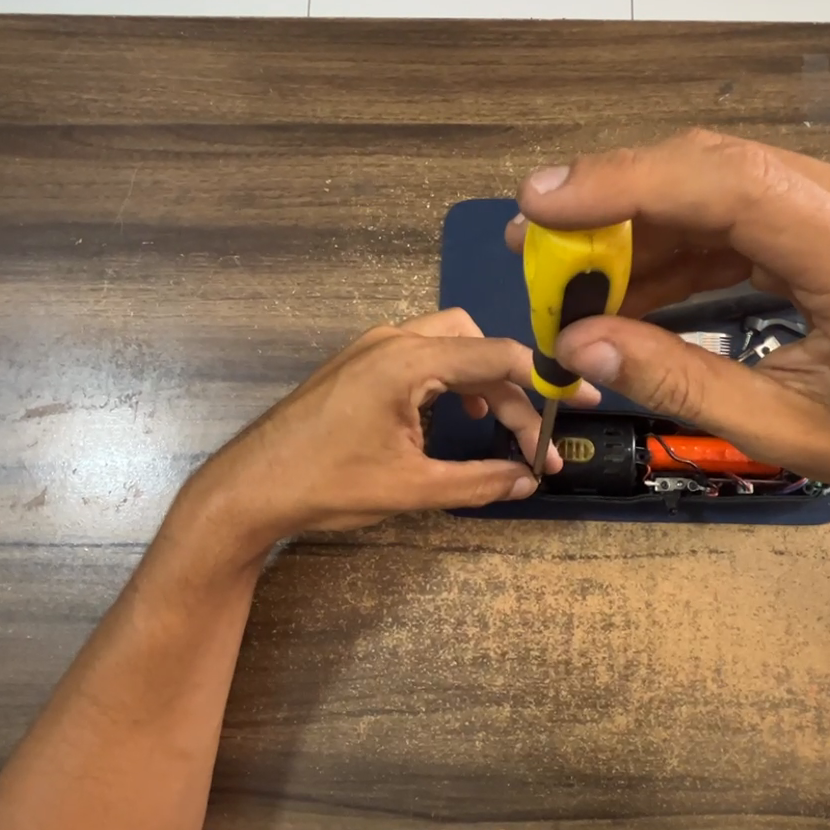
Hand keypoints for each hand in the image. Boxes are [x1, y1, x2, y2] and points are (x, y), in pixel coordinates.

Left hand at [187, 309, 597, 550]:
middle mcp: (392, 340)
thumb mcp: (413, 489)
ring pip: (449, 344)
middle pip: (476, 343)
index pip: (498, 356)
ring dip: (481, 380)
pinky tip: (451, 415)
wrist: (249, 488)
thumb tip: (528, 481)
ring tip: (498, 424)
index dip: (546, 382)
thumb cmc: (327, 485)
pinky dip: (450, 380)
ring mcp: (371, 348)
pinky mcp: (359, 363)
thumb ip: (479, 482)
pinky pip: (421, 355)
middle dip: (513, 386)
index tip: (580, 404)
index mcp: (407, 361)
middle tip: (531, 435)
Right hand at [507, 130, 829, 520]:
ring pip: (716, 189)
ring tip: (570, 278)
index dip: (624, 183)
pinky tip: (628, 289)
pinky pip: (734, 218)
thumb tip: (576, 343)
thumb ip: (674, 380)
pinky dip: (675, 250)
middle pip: (712, 169)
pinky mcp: (829, 221)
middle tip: (535, 241)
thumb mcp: (779, 426)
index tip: (539, 202)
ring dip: (637, 229)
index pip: (728, 184)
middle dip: (612, 200)